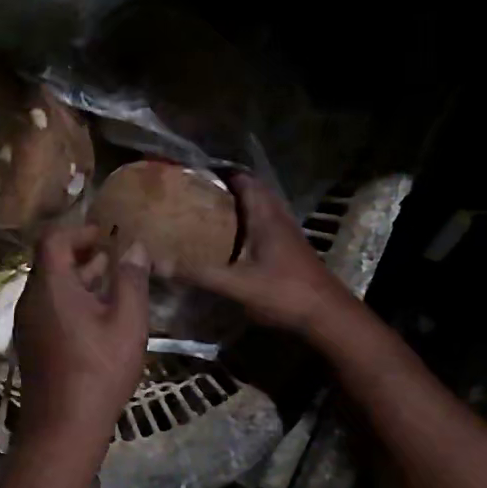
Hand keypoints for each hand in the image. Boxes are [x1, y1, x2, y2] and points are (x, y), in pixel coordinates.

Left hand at [12, 224, 150, 446]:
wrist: (63, 426)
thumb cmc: (99, 369)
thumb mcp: (127, 322)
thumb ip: (131, 280)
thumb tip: (135, 248)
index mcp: (50, 287)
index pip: (53, 239)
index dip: (79, 230)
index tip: (106, 236)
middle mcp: (31, 300)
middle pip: (49, 262)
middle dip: (81, 254)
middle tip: (112, 257)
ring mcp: (27, 324)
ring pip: (49, 288)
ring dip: (78, 279)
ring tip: (110, 282)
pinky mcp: (31, 344)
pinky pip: (48, 309)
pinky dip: (70, 301)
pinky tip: (97, 318)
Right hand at [182, 174, 354, 336]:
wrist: (326, 314)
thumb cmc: (284, 292)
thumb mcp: (237, 284)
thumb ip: (200, 274)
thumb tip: (160, 265)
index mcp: (265, 216)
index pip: (244, 180)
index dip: (220, 173)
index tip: (193, 174)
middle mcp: (277, 217)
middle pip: (251, 192)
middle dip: (224, 189)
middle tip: (194, 194)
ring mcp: (286, 234)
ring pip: (258, 209)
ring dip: (236, 207)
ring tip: (206, 213)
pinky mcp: (289, 249)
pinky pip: (262, 225)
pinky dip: (245, 225)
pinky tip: (228, 241)